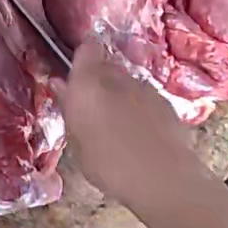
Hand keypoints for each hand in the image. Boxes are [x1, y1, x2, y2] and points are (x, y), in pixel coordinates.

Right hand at [61, 44, 209, 206]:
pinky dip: (141, 109)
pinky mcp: (166, 102)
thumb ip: (69, 108)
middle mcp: (119, 78)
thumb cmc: (108, 165)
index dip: (82, 58)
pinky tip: (141, 135)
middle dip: (100, 82)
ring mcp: (146, 88)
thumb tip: (61, 85)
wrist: (161, 177)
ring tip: (118, 128)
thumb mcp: (77, 142)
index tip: (76, 77)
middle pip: (107, 67)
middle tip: (93, 111)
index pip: (86, 49)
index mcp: (89, 84)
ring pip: (128, 83)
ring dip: (121, 96)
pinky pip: (146, 98)